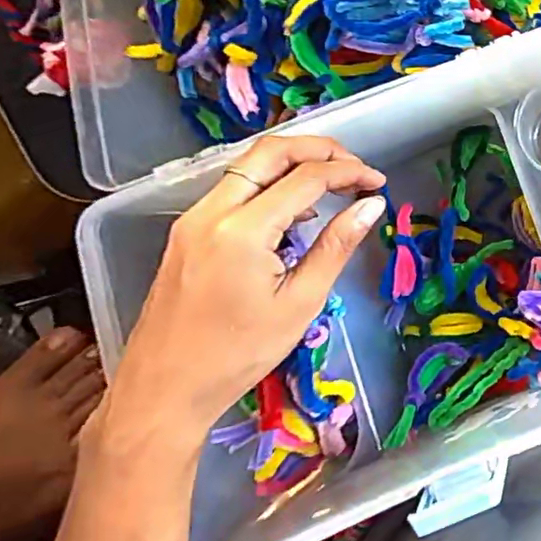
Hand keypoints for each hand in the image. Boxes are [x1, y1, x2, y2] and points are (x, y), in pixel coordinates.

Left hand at [109, 136, 386, 435]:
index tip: (379, 183)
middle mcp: (212, 212)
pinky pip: (235, 188)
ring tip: (335, 181)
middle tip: (356, 166)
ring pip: (249, 164)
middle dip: (320, 148)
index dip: (349, 172)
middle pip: (271, 151)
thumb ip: (337, 246)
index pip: (306, 178)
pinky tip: (298, 209)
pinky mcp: (188, 231)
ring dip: (295, 161)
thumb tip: (371, 205)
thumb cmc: (237, 355)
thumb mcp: (300, 303)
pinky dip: (272, 182)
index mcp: (242, 231)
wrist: (161, 391)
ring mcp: (194, 219)